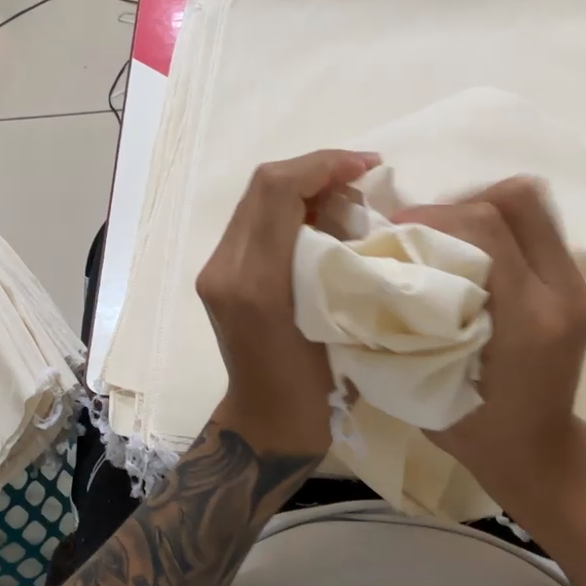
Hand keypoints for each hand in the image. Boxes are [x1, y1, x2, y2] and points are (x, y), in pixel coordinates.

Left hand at [197, 149, 379, 454]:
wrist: (267, 420)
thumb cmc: (316, 389)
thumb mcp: (344, 324)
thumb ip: (343, 262)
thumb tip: (353, 208)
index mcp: (257, 282)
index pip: (278, 190)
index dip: (325, 165)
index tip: (369, 167)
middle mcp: (226, 268)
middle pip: (263, 185)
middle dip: (315, 168)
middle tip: (362, 176)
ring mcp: (216, 270)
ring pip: (256, 200)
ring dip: (302, 186)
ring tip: (346, 194)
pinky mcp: (217, 275)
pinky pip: (252, 222)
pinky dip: (288, 208)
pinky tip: (320, 218)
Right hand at [392, 177, 585, 485]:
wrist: (537, 452)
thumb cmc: (473, 428)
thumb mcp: (429, 378)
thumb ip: (410, 320)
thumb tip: (371, 270)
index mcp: (528, 318)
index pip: (487, 227)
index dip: (434, 216)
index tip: (396, 230)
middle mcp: (563, 293)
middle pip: (518, 201)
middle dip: (458, 204)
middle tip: (419, 229)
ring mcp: (577, 287)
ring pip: (531, 208)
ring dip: (479, 211)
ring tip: (440, 236)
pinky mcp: (575, 287)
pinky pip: (535, 230)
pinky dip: (495, 228)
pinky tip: (465, 254)